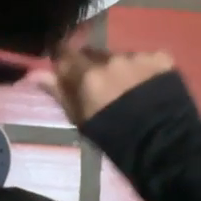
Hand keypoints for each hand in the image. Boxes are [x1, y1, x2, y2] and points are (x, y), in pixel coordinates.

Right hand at [27, 42, 175, 125]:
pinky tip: (151, 88)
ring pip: (121, 57)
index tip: (67, 69)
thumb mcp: (81, 119)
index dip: (65, 60)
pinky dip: (145, 70)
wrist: (165, 146)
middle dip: (94, 66)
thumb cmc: (115, 139)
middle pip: (94, 54)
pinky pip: (146, 59)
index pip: (66, 53)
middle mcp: (111, 58)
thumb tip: (35, 74)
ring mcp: (139, 57)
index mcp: (88, 74)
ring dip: (121, 68)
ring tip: (131, 91)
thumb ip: (59, 93)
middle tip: (102, 87)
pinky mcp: (162, 58)